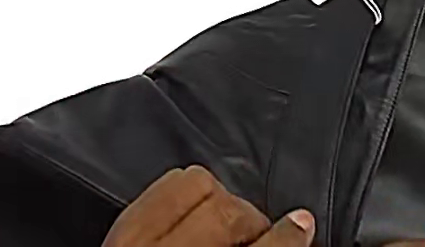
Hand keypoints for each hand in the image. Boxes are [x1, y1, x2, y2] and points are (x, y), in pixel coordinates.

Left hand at [102, 167, 313, 246]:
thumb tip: (283, 241)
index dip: (286, 238)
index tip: (303, 227)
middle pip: (226, 213)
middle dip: (253, 220)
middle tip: (266, 235)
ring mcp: (135, 241)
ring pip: (194, 183)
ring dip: (220, 200)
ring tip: (230, 225)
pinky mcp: (120, 228)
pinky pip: (164, 184)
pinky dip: (187, 193)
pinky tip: (198, 215)